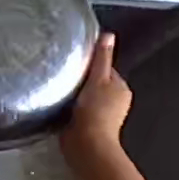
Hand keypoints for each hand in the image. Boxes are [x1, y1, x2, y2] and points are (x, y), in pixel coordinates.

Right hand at [62, 33, 130, 162]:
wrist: (87, 145)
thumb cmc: (95, 110)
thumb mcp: (98, 79)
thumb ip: (102, 58)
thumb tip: (108, 34)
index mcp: (121, 88)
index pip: (105, 68)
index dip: (90, 64)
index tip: (74, 63)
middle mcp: (114, 101)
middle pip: (94, 83)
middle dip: (81, 80)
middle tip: (62, 75)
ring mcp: (101, 115)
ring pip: (84, 97)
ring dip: (74, 95)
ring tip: (57, 90)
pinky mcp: (87, 126)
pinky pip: (76, 110)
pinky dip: (69, 108)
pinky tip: (58, 106)